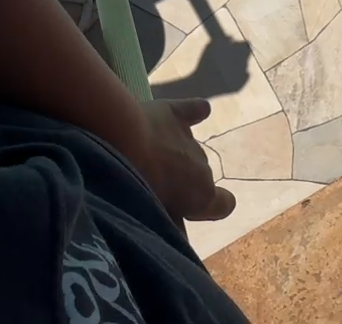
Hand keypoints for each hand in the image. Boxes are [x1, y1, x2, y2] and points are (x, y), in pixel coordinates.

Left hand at [126, 98, 236, 224]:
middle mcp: (203, 165)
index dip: (210, 207)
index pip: (224, 204)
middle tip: (154, 186)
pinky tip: (201, 110)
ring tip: (147, 158)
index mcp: (202, 194)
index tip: (190, 210)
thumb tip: (173, 232)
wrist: (117, 143)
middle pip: (198, 177)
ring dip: (176, 155)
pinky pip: (194, 109)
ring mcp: (189, 137)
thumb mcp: (151, 215)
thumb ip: (168, 221)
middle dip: (181, 181)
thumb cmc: (132, 189)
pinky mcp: (174, 112)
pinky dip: (196, 110)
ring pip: (190, 149)